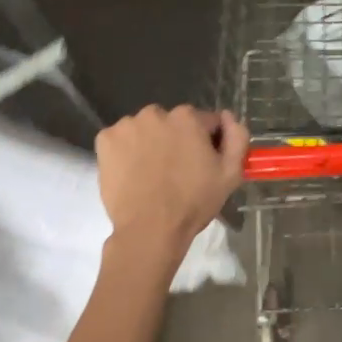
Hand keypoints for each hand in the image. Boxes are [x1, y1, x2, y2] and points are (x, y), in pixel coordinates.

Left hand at [96, 106, 248, 250]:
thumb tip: (228, 117)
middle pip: (172, 123)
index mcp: (187, 118)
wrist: (150, 228)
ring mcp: (126, 126)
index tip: (204, 163)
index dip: (208, 142)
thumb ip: (237, 138)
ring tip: (153, 174)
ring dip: (150, 144)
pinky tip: (133, 173)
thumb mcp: (230, 174)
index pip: (205, 122)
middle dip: (177, 140)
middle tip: (178, 171)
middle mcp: (155, 113)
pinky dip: (126, 152)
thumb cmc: (194, 202)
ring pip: (145, 130)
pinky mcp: (105, 141)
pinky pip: (121, 140)